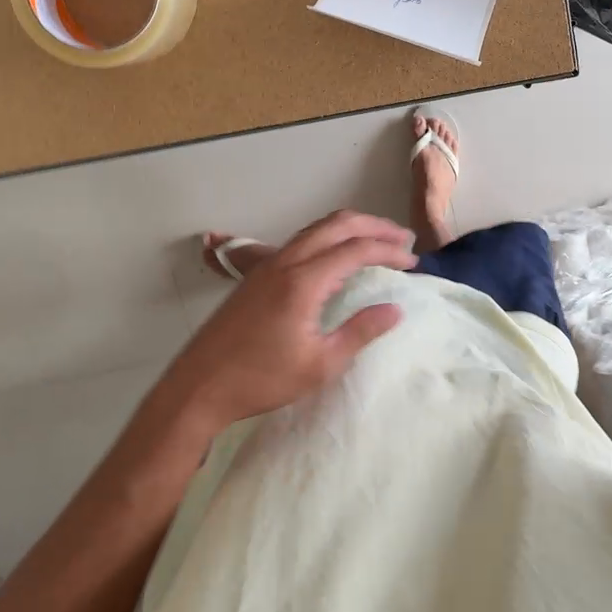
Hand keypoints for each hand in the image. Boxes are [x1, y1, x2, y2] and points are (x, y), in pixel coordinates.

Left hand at [166, 210, 416, 425]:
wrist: (198, 387)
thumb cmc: (261, 380)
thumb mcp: (320, 365)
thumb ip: (360, 332)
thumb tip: (394, 309)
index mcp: (303, 282)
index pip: (356, 250)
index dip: (389, 251)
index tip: (413, 264)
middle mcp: (285, 262)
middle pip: (336, 224)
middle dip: (374, 226)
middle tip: (402, 239)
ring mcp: (267, 266)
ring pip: (315, 229)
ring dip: (350, 229)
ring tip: (376, 243)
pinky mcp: (256, 276)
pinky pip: (300, 242)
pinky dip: (328, 239)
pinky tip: (336, 259)